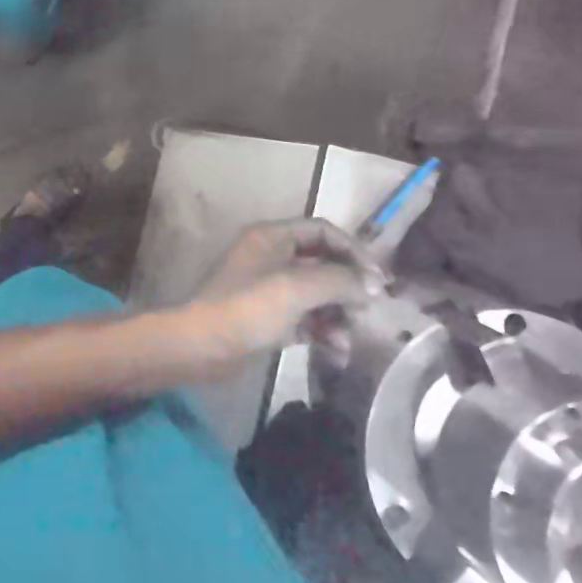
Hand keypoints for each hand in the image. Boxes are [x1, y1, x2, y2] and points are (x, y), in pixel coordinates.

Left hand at [189, 219, 375, 360]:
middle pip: (322, 263)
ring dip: (337, 314)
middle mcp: (271, 257)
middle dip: (347, 288)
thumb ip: (339, 281)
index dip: (353, 251)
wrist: (203, 345)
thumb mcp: (296, 288)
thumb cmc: (248, 308)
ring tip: (347, 338)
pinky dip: (322, 331)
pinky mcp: (269, 317)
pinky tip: (336, 351)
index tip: (378, 280)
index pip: (322, 231)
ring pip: (316, 294)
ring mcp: (269, 288)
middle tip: (366, 313)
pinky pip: (305, 318)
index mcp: (271, 237)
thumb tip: (374, 285)